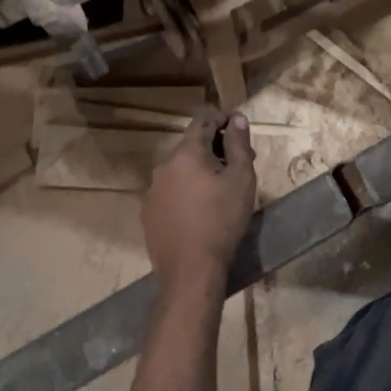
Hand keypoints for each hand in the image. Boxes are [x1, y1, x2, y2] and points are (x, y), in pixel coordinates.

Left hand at [141, 107, 256, 289]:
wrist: (191, 272)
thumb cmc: (222, 220)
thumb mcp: (241, 178)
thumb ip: (239, 144)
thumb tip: (236, 119)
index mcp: (186, 153)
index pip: (202, 119)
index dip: (221, 117)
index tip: (238, 127)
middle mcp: (163, 167)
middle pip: (191, 144)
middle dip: (215, 146)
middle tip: (238, 162)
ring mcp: (152, 191)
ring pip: (180, 168)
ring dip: (200, 168)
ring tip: (221, 187)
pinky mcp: (149, 213)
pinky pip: (170, 189)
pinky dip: (186, 188)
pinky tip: (200, 207)